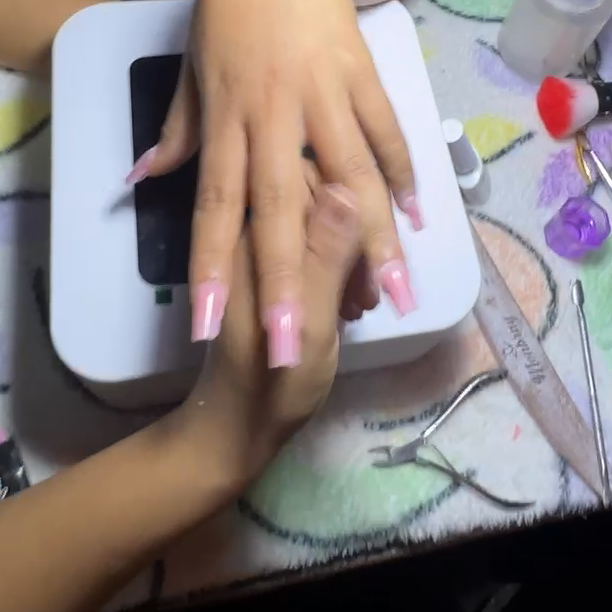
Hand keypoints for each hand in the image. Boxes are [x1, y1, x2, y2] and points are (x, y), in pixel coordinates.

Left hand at [131, 0, 420, 363]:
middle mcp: (274, 114)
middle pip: (281, 207)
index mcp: (228, 117)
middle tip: (297, 349)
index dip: (214, 268)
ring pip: (350, 175)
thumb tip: (142, 179)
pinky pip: (385, 129)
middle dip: (288, 281)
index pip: (217, 205)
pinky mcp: (363, 73)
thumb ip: (177, 128)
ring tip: (392, 294)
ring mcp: (323, 93)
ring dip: (371, 238)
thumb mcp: (193, 66)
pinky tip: (417, 214)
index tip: (212, 329)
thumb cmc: (228, 7)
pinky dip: (403, 170)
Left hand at [170, 184, 363, 480]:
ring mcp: (267, 252)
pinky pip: (321, 251)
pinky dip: (344, 275)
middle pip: (317, 200)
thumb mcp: (309, 321)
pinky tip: (356, 305)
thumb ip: (326, 255)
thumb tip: (348, 187)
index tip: (372, 260)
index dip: (348, 209)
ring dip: (353, 261)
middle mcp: (255, 232)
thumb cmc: (272, 381)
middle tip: (371, 289)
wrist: (240, 431)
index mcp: (250, 233)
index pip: (304, 179)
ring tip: (365, 303)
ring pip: (323, 226)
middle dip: (354, 239)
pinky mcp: (282, 272)